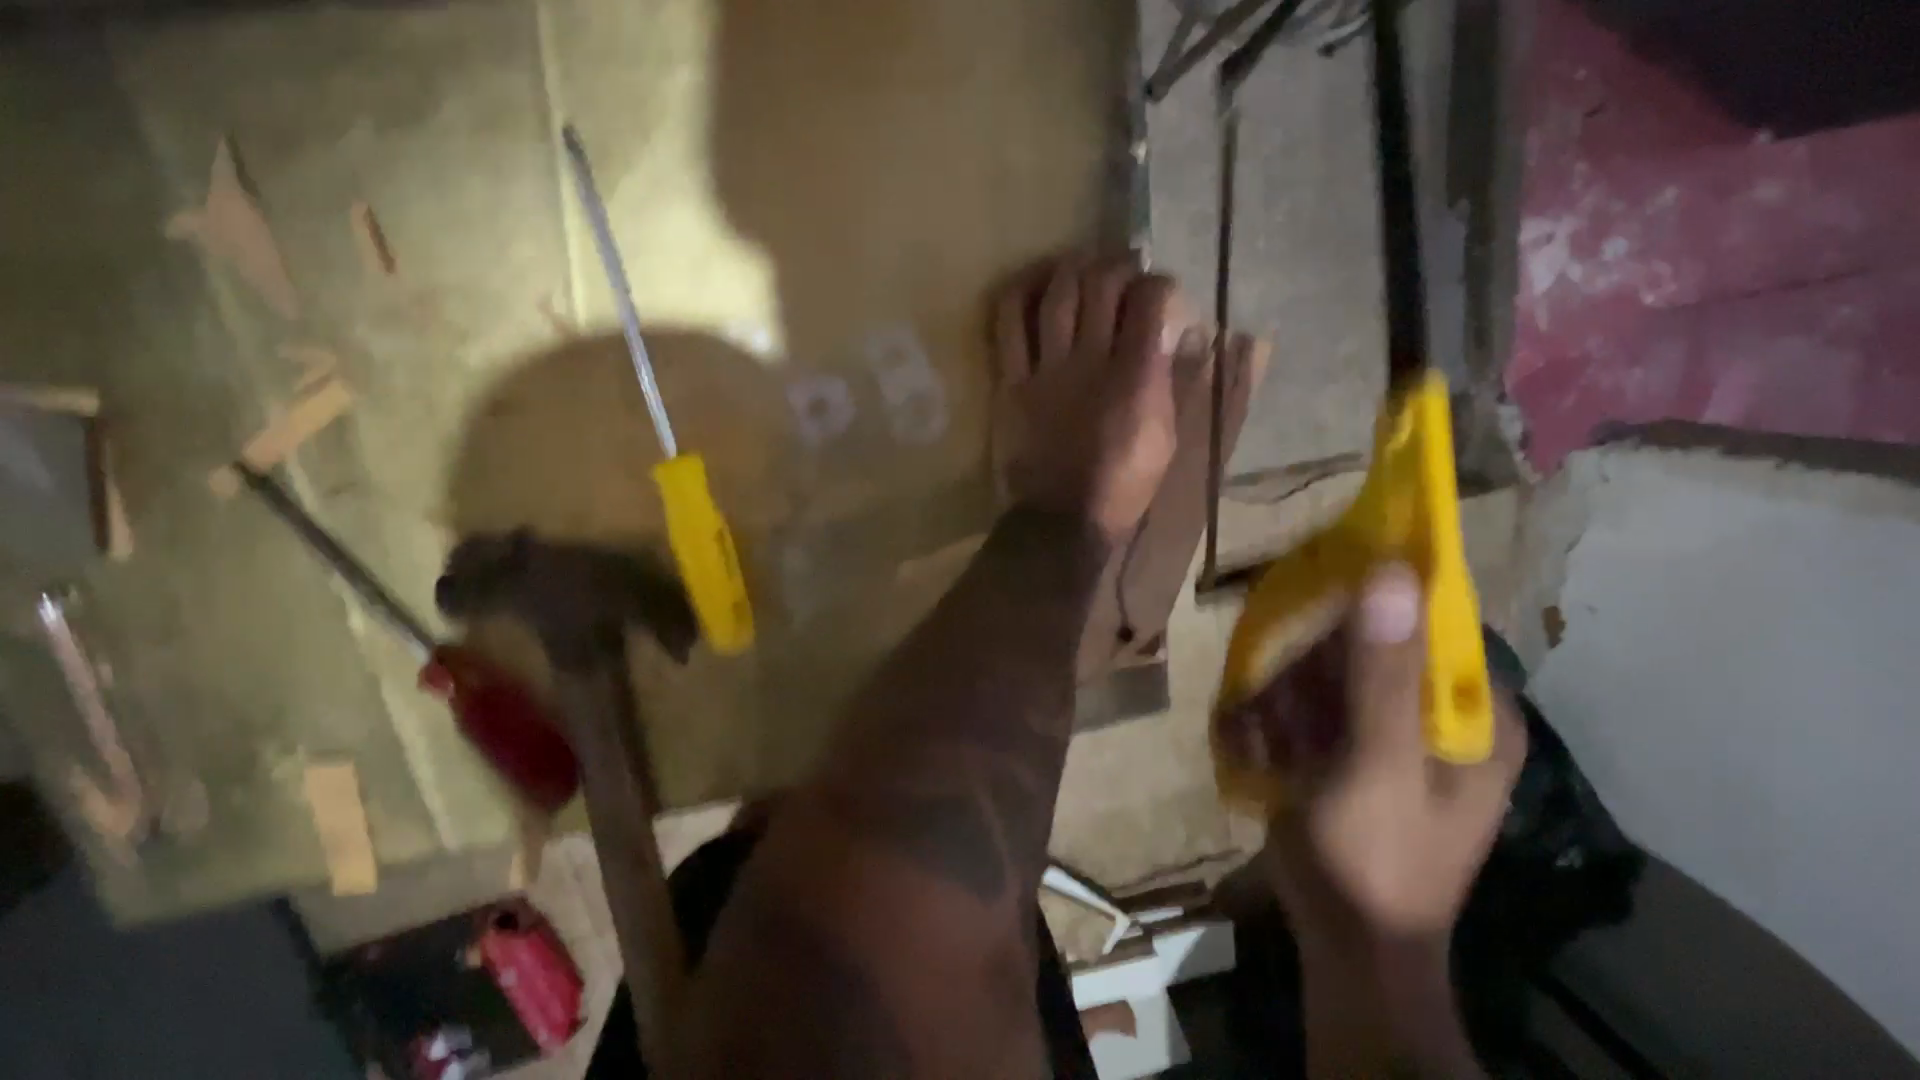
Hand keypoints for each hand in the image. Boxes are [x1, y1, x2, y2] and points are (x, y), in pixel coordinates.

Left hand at [992, 255, 1191, 543]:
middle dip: (1118, 265)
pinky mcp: (1011, 381)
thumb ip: (1179, 384)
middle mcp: (1092, 361)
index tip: (1162, 290)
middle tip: (1124, 268)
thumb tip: (1190, 336)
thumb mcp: (1169, 439)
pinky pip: (1009, 324)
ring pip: (1057, 295)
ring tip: (1083, 264)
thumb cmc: (1123, 487)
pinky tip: (1035, 282)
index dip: (1160, 283)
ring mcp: (1047, 369)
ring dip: (1072, 268)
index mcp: (1138, 377)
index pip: (1151, 301)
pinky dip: (1021, 294)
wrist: (1061, 520)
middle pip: (1102, 286)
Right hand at [1216, 564, 1525, 948]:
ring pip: (1328, 678)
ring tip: (1265, 738)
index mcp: (1475, 718)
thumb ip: (1383, 673)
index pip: (1431, 628)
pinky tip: (1257, 746)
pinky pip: (1309, 712)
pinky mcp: (1350, 759)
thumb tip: (1393, 572)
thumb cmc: (1376, 859)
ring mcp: (1388, 740)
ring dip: (1286, 699)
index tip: (1316, 627)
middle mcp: (1437, 720)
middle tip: (1283, 709)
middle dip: (1313, 672)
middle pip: (1368, 650)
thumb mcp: (1380, 764)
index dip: (1373, 613)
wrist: (1349, 951)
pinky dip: (1278, 723)